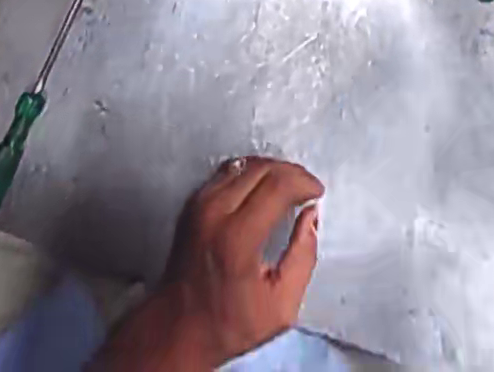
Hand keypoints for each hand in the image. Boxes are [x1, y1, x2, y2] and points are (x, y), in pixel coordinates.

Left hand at [98, 157, 322, 369]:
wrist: (176, 328)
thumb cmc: (229, 323)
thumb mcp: (280, 307)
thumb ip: (303, 257)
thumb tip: (311, 215)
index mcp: (237, 237)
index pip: (278, 185)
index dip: (304, 182)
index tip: (317, 192)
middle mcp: (215, 211)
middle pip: (263, 168)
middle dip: (292, 173)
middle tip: (307, 188)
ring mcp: (200, 202)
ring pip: (245, 164)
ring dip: (272, 169)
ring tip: (288, 186)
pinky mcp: (192, 201)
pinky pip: (228, 171)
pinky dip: (251, 172)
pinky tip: (262, 188)